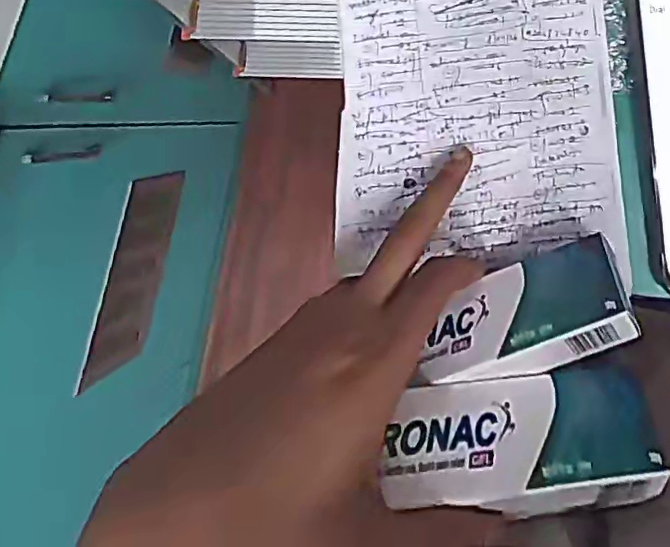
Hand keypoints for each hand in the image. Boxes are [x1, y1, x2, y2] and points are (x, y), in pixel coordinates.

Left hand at [82, 146, 501, 546]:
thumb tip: (503, 536)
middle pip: (399, 244)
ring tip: (422, 284)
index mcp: (374, 363)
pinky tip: (361, 337)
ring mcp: (305, 327)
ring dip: (398, 262)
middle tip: (459, 159)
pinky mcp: (276, 339)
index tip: (488, 261)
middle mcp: (343, 327)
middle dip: (435, 196)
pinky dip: (364, 296)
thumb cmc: (272, 519)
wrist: (167, 513)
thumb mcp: (364, 536)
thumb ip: (441, 533)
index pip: (433, 289)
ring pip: (366, 274)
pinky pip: (335, 300)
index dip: (466, 266)